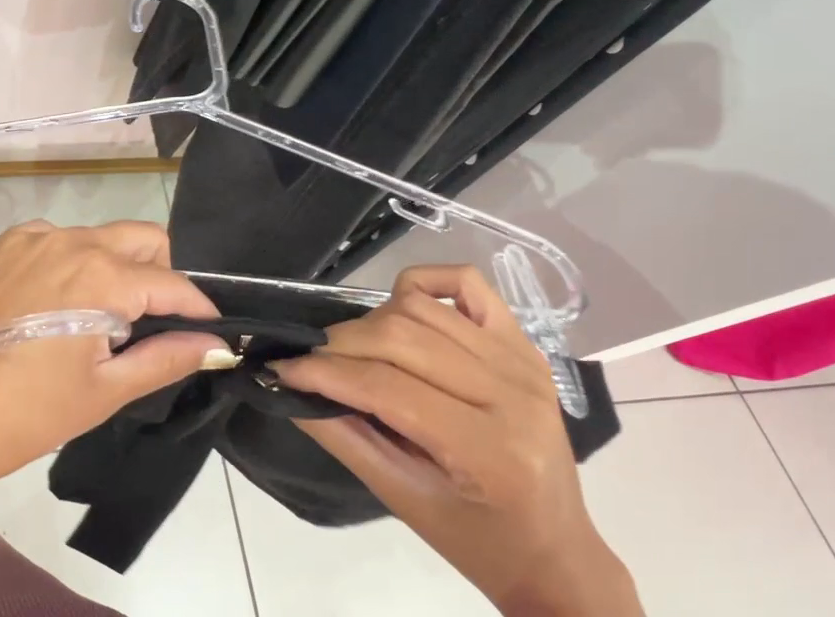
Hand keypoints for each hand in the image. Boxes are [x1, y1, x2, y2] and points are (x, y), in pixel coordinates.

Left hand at [0, 220, 224, 518]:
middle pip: (140, 238)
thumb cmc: (20, 415)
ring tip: (99, 323)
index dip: (198, 308)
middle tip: (153, 326)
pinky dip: (69, 266)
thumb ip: (165, 358)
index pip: (171, 282)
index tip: (211, 332)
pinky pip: (52, 243)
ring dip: (114, 267)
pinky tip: (53, 312)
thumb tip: (217, 346)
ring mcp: (26, 240)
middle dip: (161, 274)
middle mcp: (67, 240)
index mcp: (100, 274)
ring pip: (95, 236)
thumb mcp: (102, 392)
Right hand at [273, 266, 639, 616]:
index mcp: (490, 449)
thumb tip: (287, 384)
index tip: (280, 368)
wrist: (553, 550)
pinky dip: (422, 284)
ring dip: (370, 322)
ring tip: (350, 351)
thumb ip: (342, 435)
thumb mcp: (400, 497)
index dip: (324, 372)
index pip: (387, 387)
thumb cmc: (474, 538)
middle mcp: (513, 393)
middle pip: (401, 337)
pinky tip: (398, 307)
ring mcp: (523, 361)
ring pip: (421, 308)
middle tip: (307, 361)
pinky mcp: (525, 344)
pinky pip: (466, 284)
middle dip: (339, 344)